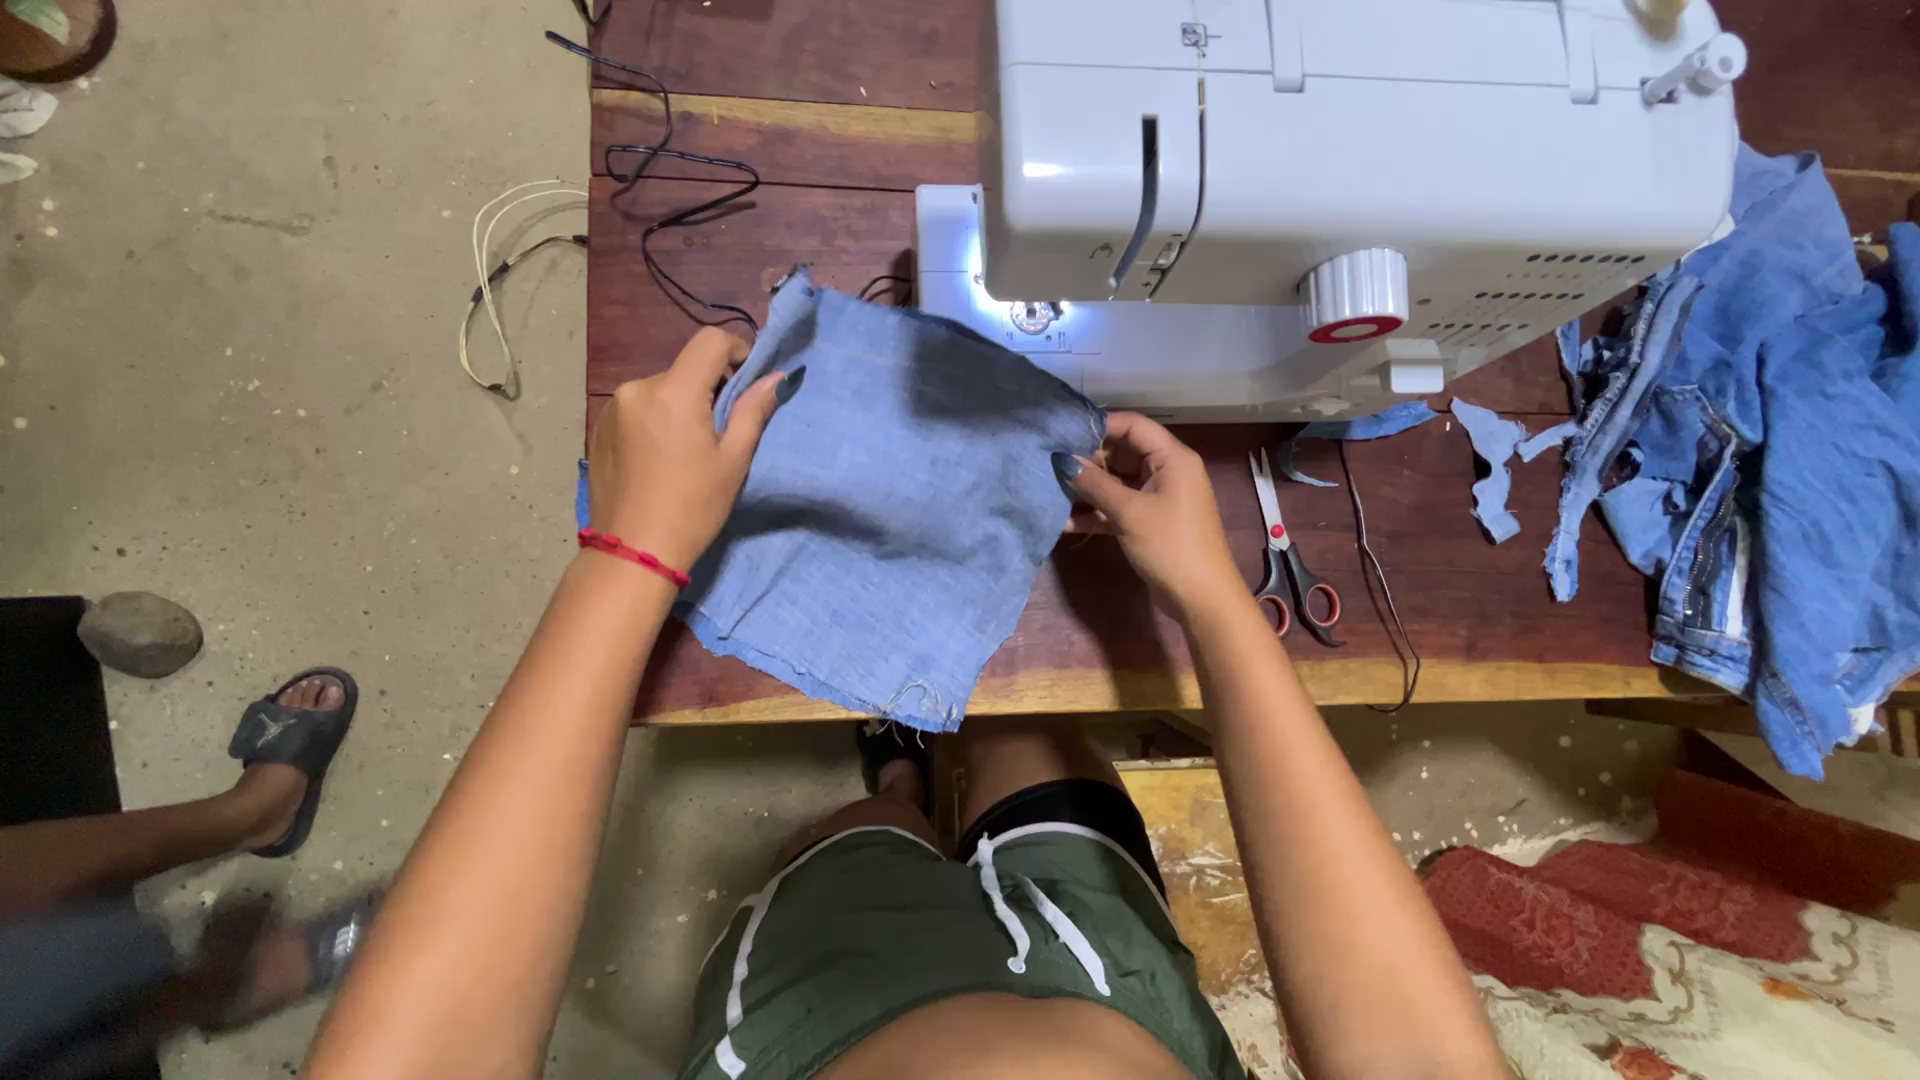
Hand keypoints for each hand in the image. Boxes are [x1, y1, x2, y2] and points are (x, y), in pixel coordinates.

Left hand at [587, 327, 798, 570]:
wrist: (634, 551)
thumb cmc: (694, 506)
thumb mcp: (734, 459)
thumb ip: (754, 410)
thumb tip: (777, 377)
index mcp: (675, 392)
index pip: (711, 341)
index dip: (737, 353)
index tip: (748, 385)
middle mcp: (638, 388)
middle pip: (686, 368)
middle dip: (710, 387)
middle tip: (723, 429)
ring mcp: (613, 408)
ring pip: (662, 389)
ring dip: (682, 405)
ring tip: (689, 449)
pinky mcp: (599, 428)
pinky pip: (639, 409)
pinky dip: (657, 420)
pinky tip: (661, 458)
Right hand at [1059, 411, 1243, 621]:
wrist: (1200, 598)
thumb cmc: (1170, 545)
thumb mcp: (1129, 512)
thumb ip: (1095, 483)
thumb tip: (1063, 460)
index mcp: (1172, 458)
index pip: (1133, 425)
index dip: (1100, 424)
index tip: (1064, 432)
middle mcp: (1166, 471)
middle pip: (1122, 452)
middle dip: (1088, 459)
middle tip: (1052, 464)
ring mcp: (1157, 498)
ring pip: (1117, 482)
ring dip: (1087, 488)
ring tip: (1051, 491)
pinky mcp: (1148, 522)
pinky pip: (1118, 508)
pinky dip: (1095, 513)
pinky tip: (1064, 522)